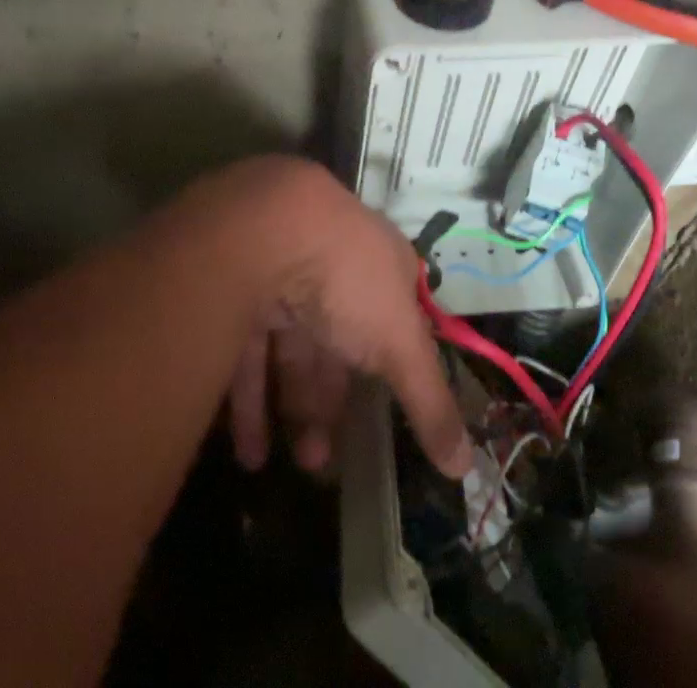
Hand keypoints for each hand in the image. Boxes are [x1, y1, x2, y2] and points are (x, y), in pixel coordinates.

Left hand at [225, 162, 471, 478]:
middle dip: (324, 406)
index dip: (388, 374)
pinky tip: (245, 450)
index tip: (378, 421)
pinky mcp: (230, 293)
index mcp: (378, 268)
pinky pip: (243, 353)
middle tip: (318, 462)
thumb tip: (466, 466)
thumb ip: (430, 403)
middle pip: (332, 347)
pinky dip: (245, 401)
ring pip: (284, 353)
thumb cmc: (347, 280)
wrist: (260, 230)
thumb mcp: (400, 345)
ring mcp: (278, 277)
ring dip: (281, 411)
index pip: (391, 324)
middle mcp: (329, 270)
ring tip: (267, 466)